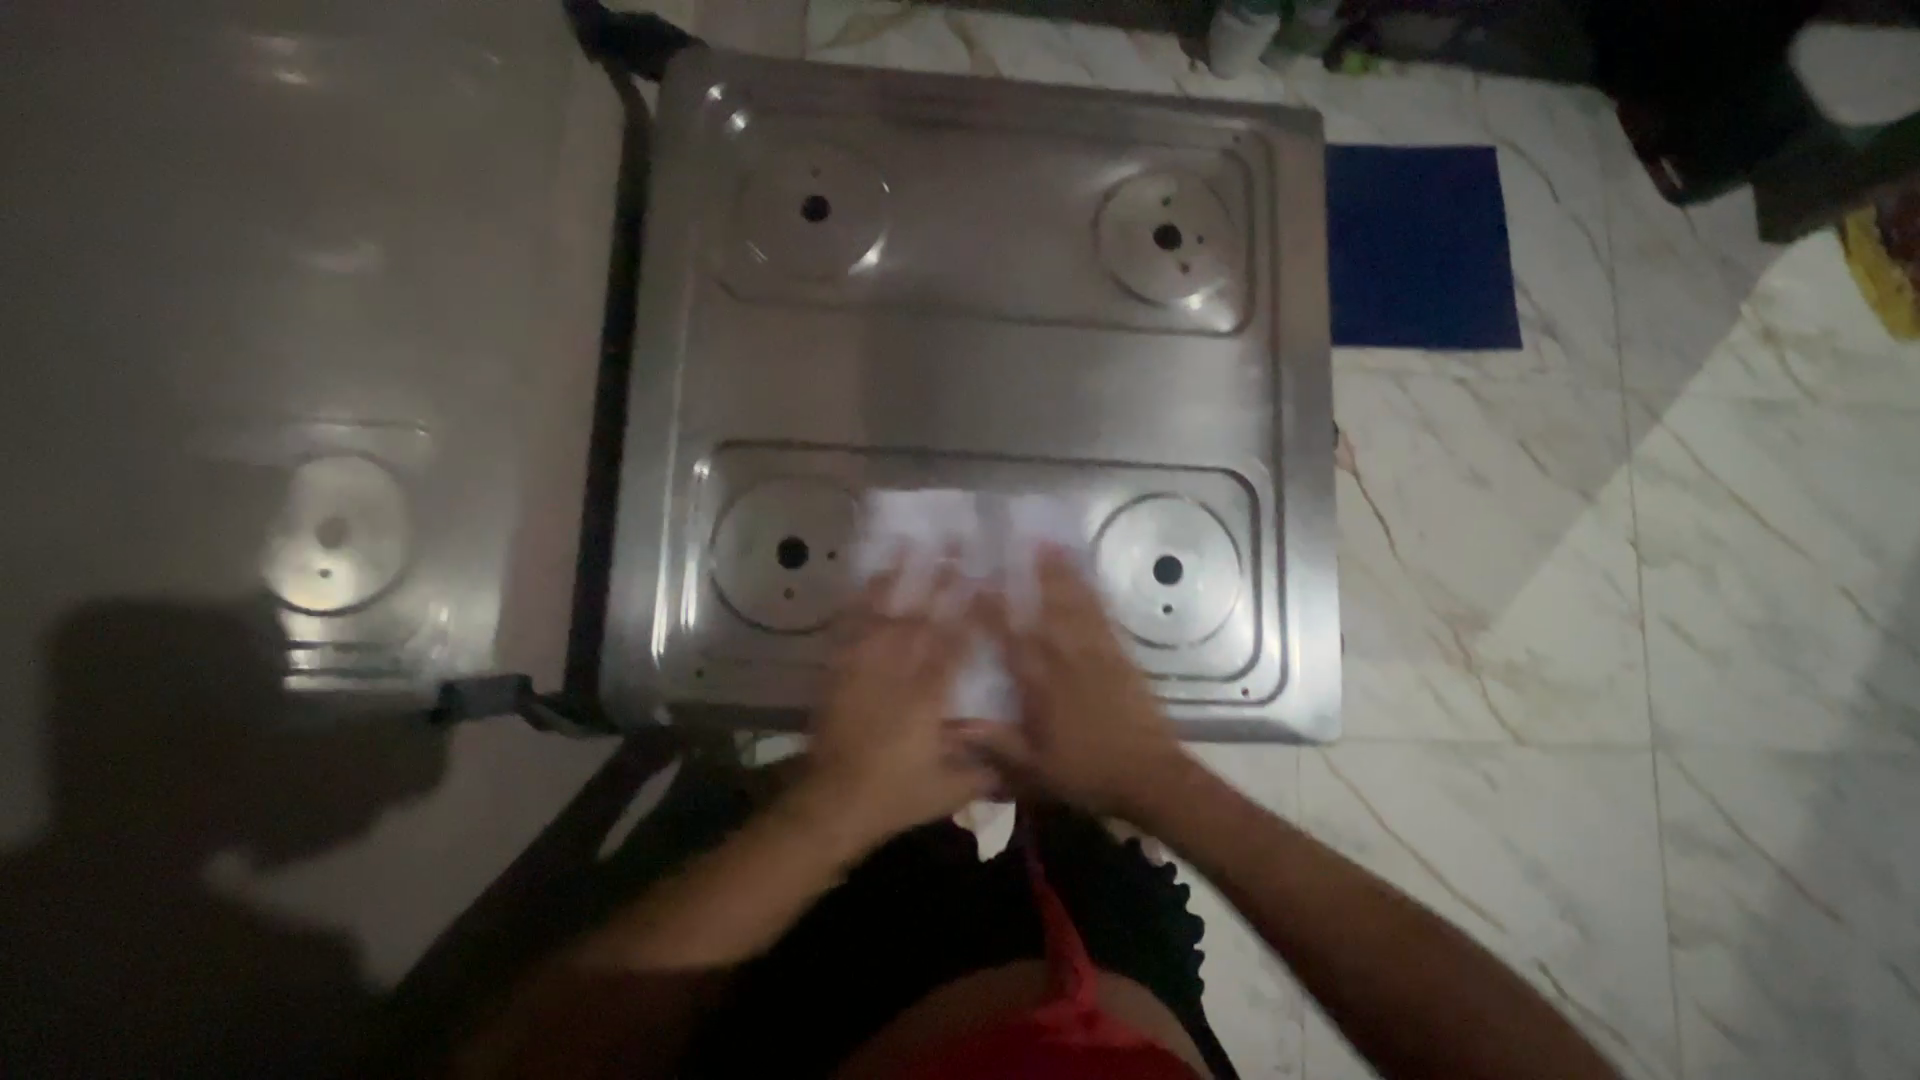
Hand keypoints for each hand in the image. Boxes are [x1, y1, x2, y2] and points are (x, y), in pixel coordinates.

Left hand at [799, 559, 999, 851]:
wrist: (832, 803)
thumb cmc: (894, 796)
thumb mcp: (949, 789)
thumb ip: (985, 768)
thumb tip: (1019, 756)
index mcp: (929, 698)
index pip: (955, 644)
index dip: (971, 610)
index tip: (985, 579)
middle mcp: (897, 674)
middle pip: (921, 618)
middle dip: (940, 580)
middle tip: (953, 545)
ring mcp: (863, 670)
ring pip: (884, 615)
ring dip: (898, 578)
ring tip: (909, 545)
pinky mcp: (838, 673)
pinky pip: (849, 631)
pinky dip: (859, 604)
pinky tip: (867, 582)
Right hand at [966, 547, 1187, 819]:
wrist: (1150, 777)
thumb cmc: (1087, 775)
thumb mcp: (1034, 770)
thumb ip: (997, 743)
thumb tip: (954, 725)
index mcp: (1042, 686)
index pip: (1011, 641)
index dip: (992, 611)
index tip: (977, 582)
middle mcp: (1069, 663)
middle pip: (1051, 611)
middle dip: (1039, 576)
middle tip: (1029, 542)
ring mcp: (1100, 658)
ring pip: (1079, 609)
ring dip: (1067, 577)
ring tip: (1058, 548)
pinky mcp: (1124, 662)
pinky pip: (1106, 621)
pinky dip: (1097, 598)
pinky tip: (1091, 584)